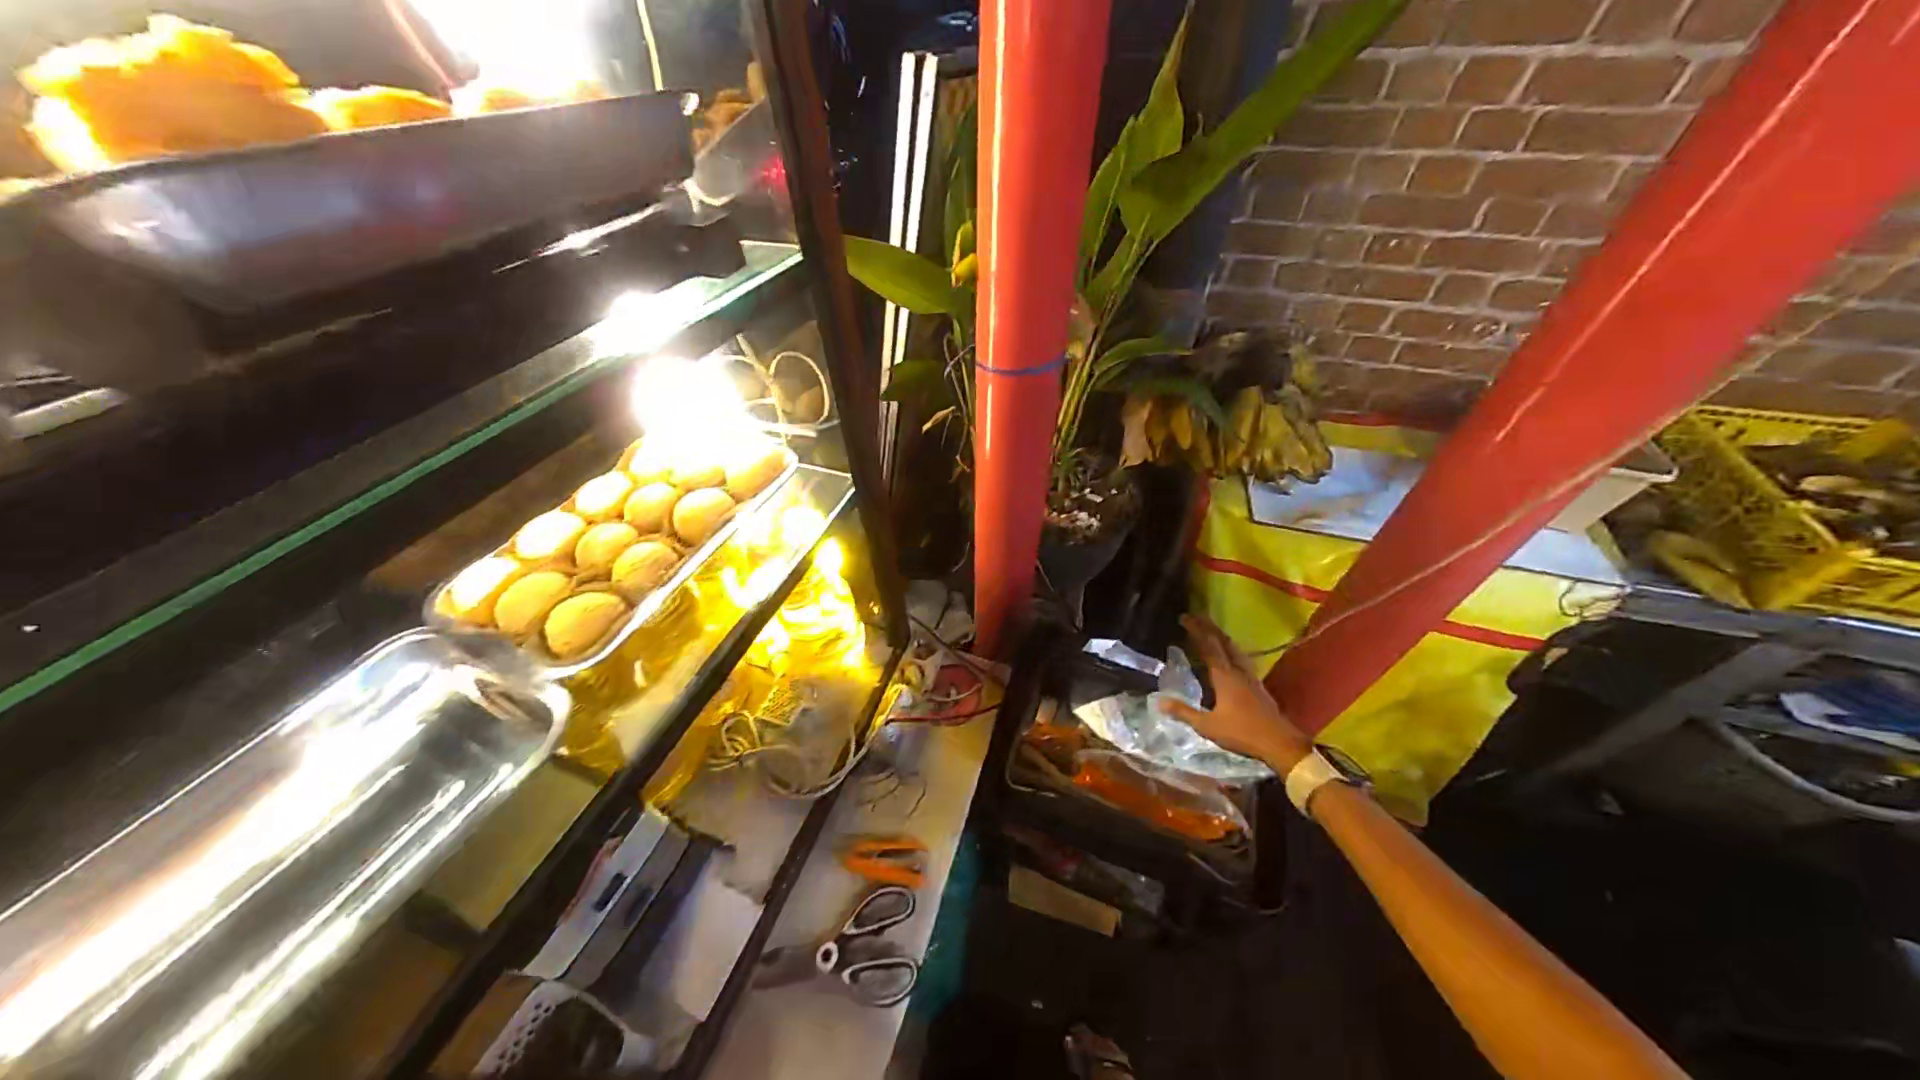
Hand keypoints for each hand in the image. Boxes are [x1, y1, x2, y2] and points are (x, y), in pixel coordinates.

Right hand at [1162, 614, 1312, 773]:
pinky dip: (1230, 649)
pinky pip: (1241, 658)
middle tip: (1195, 617)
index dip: (1196, 630)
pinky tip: (1229, 655)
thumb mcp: (1208, 726)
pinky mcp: (1257, 685)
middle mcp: (1238, 671)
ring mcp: (1250, 677)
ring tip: (1211, 631)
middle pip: (1224, 642)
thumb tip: (1159, 701)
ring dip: (1221, 636)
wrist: (1280, 743)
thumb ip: (1184, 712)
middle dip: (1209, 627)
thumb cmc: (1242, 733)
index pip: (1209, 646)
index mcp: (1225, 676)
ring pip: (1235, 649)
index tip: (1184, 617)